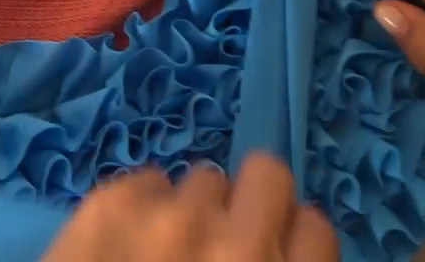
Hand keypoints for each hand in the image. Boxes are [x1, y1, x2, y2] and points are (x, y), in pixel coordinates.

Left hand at [41, 154, 337, 261]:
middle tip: (228, 243)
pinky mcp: (108, 204)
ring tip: (168, 255)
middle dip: (253, 205)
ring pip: (203, 178)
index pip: (316, 227)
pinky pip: (147, 181)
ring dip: (194, 213)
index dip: (293, 243)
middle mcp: (235, 247)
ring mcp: (167, 218)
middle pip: (267, 173)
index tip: (274, 257)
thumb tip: (275, 257)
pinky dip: (143, 212)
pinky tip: (125, 252)